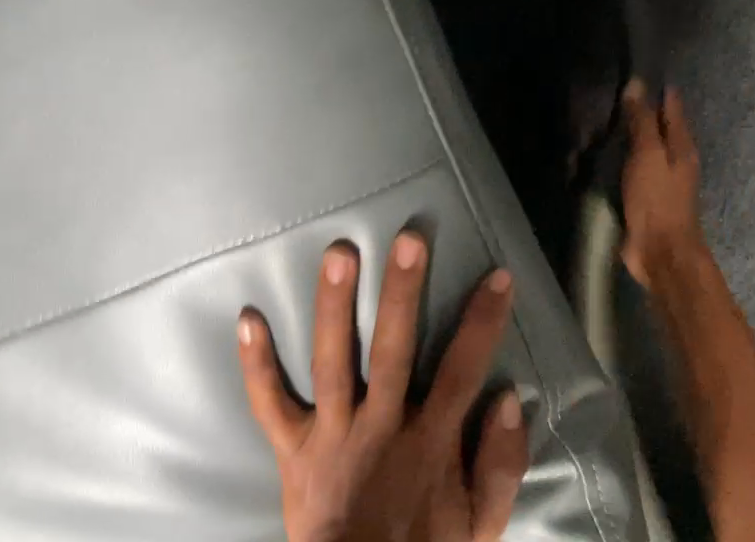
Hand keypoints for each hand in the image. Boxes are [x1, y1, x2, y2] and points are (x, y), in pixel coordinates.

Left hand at [239, 234, 528, 541]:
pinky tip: (246, 317)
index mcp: (430, 442)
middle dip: (401, 295)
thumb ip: (501, 466)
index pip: (462, 371)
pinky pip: (269, 405)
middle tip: (408, 240)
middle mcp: (380, 428)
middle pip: (393, 353)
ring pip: (332, 364)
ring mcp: (331, 435)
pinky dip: (256, 364)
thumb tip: (508, 399)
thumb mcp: (480, 524)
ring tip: (339, 254)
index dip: (482, 323)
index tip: (497, 276)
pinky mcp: (292, 450)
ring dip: (334, 309)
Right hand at [619, 80, 704, 286]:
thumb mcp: (648, 154)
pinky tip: (605, 154)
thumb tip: (637, 86)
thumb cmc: (658, 199)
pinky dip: (621, 158)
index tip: (640, 72)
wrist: (660, 251)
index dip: (659, 91)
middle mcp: (675, 160)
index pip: (672, 108)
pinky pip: (632, 169)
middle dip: (644, 112)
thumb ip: (642, 121)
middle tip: (617, 92)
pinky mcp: (645, 198)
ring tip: (606, 119)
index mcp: (682, 146)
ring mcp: (661, 181)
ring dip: (631, 136)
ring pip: (646, 149)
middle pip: (660, 128)